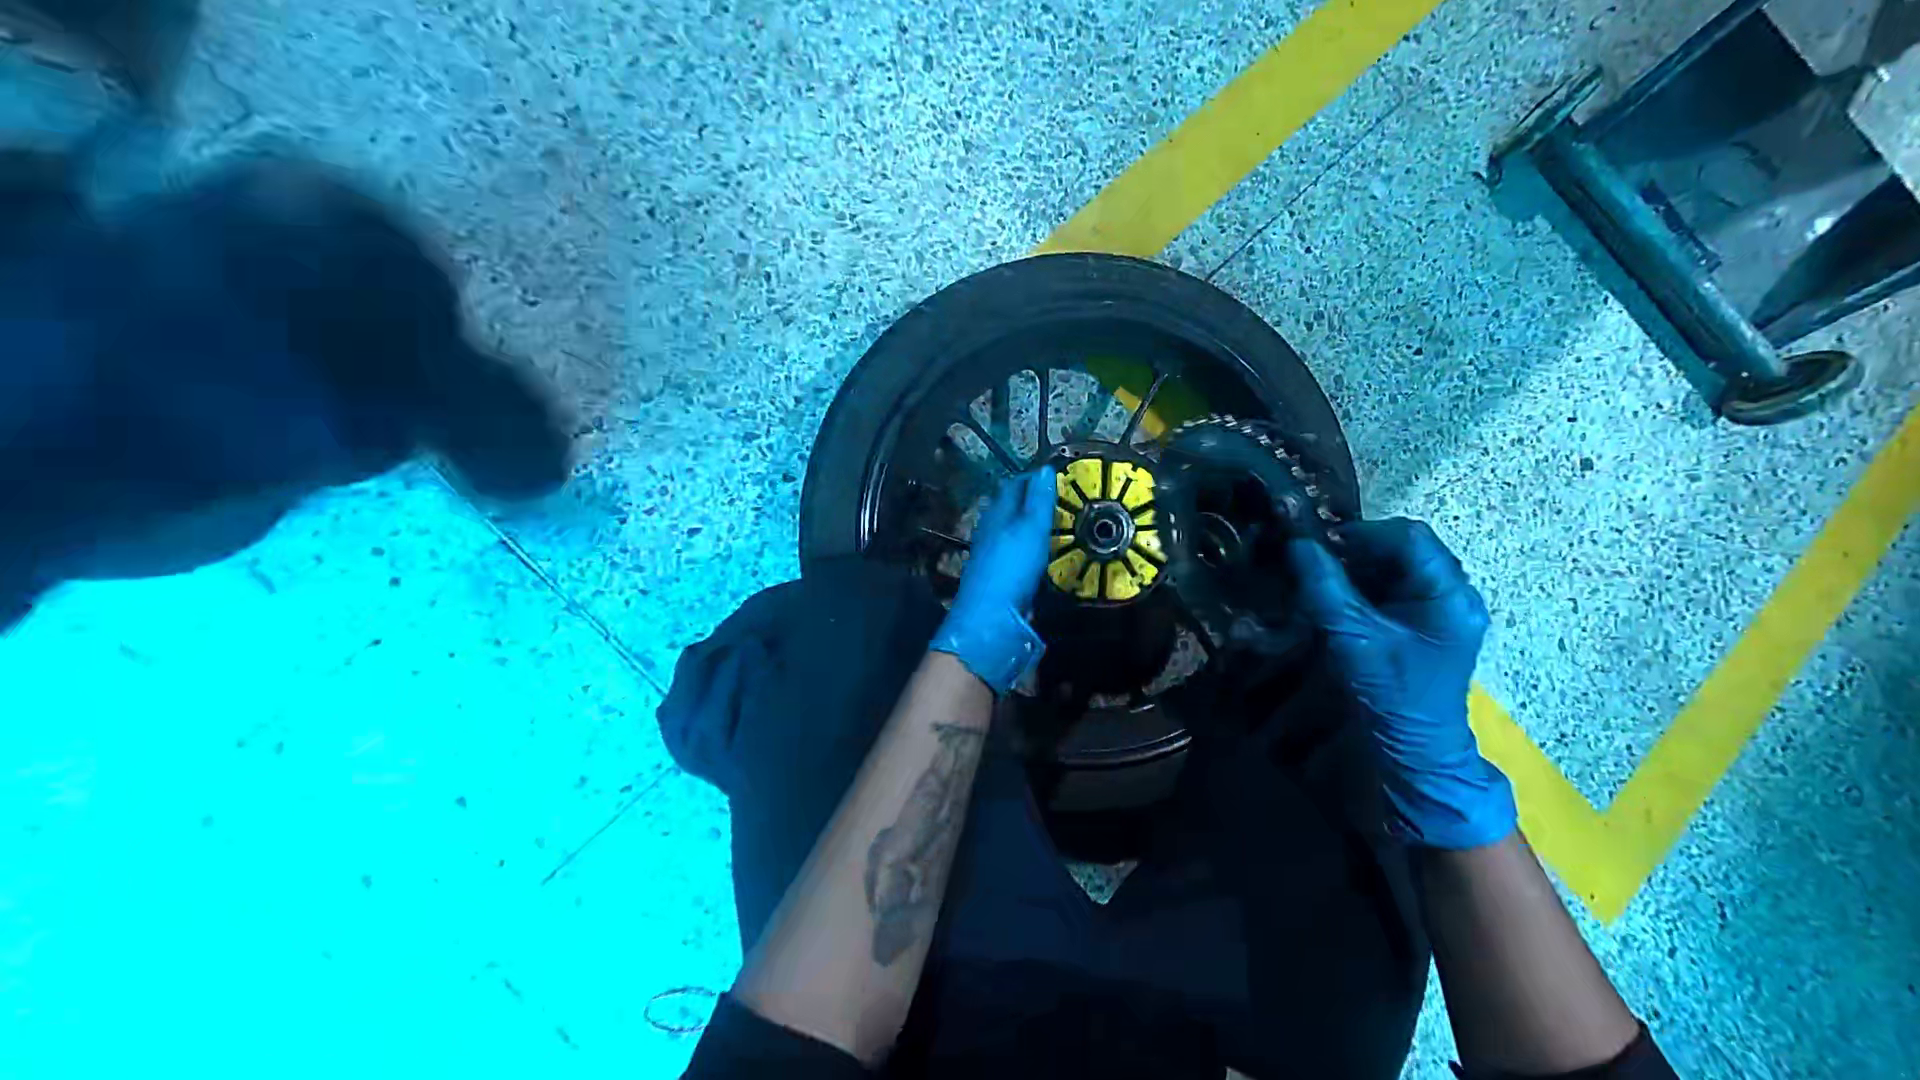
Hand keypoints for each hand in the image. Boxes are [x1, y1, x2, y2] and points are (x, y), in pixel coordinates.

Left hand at [930, 467, 1055, 693]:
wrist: (991, 619)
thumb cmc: (1010, 568)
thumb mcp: (1029, 530)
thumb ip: (1038, 501)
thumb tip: (1045, 469)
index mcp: (997, 515)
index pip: (1014, 486)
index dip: (1035, 477)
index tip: (1060, 473)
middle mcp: (993, 533)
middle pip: (1014, 509)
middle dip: (1035, 501)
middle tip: (1066, 498)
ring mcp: (996, 558)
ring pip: (1017, 533)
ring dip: (1036, 527)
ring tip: (1063, 524)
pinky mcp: (1004, 580)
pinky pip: (1022, 557)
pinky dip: (1036, 550)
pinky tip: (1049, 555)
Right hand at [1286, 518, 1515, 848]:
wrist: (1416, 749)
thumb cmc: (1393, 693)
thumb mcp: (1354, 639)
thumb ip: (1326, 589)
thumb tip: (1296, 544)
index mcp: (1449, 595)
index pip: (1409, 537)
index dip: (1362, 533)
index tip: (1320, 544)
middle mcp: (1451, 595)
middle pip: (1402, 549)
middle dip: (1355, 551)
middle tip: (1314, 561)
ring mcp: (1437, 610)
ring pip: (1392, 568)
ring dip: (1354, 568)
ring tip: (1319, 579)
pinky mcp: (1421, 624)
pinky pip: (1389, 589)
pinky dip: (1359, 587)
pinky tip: (1333, 598)